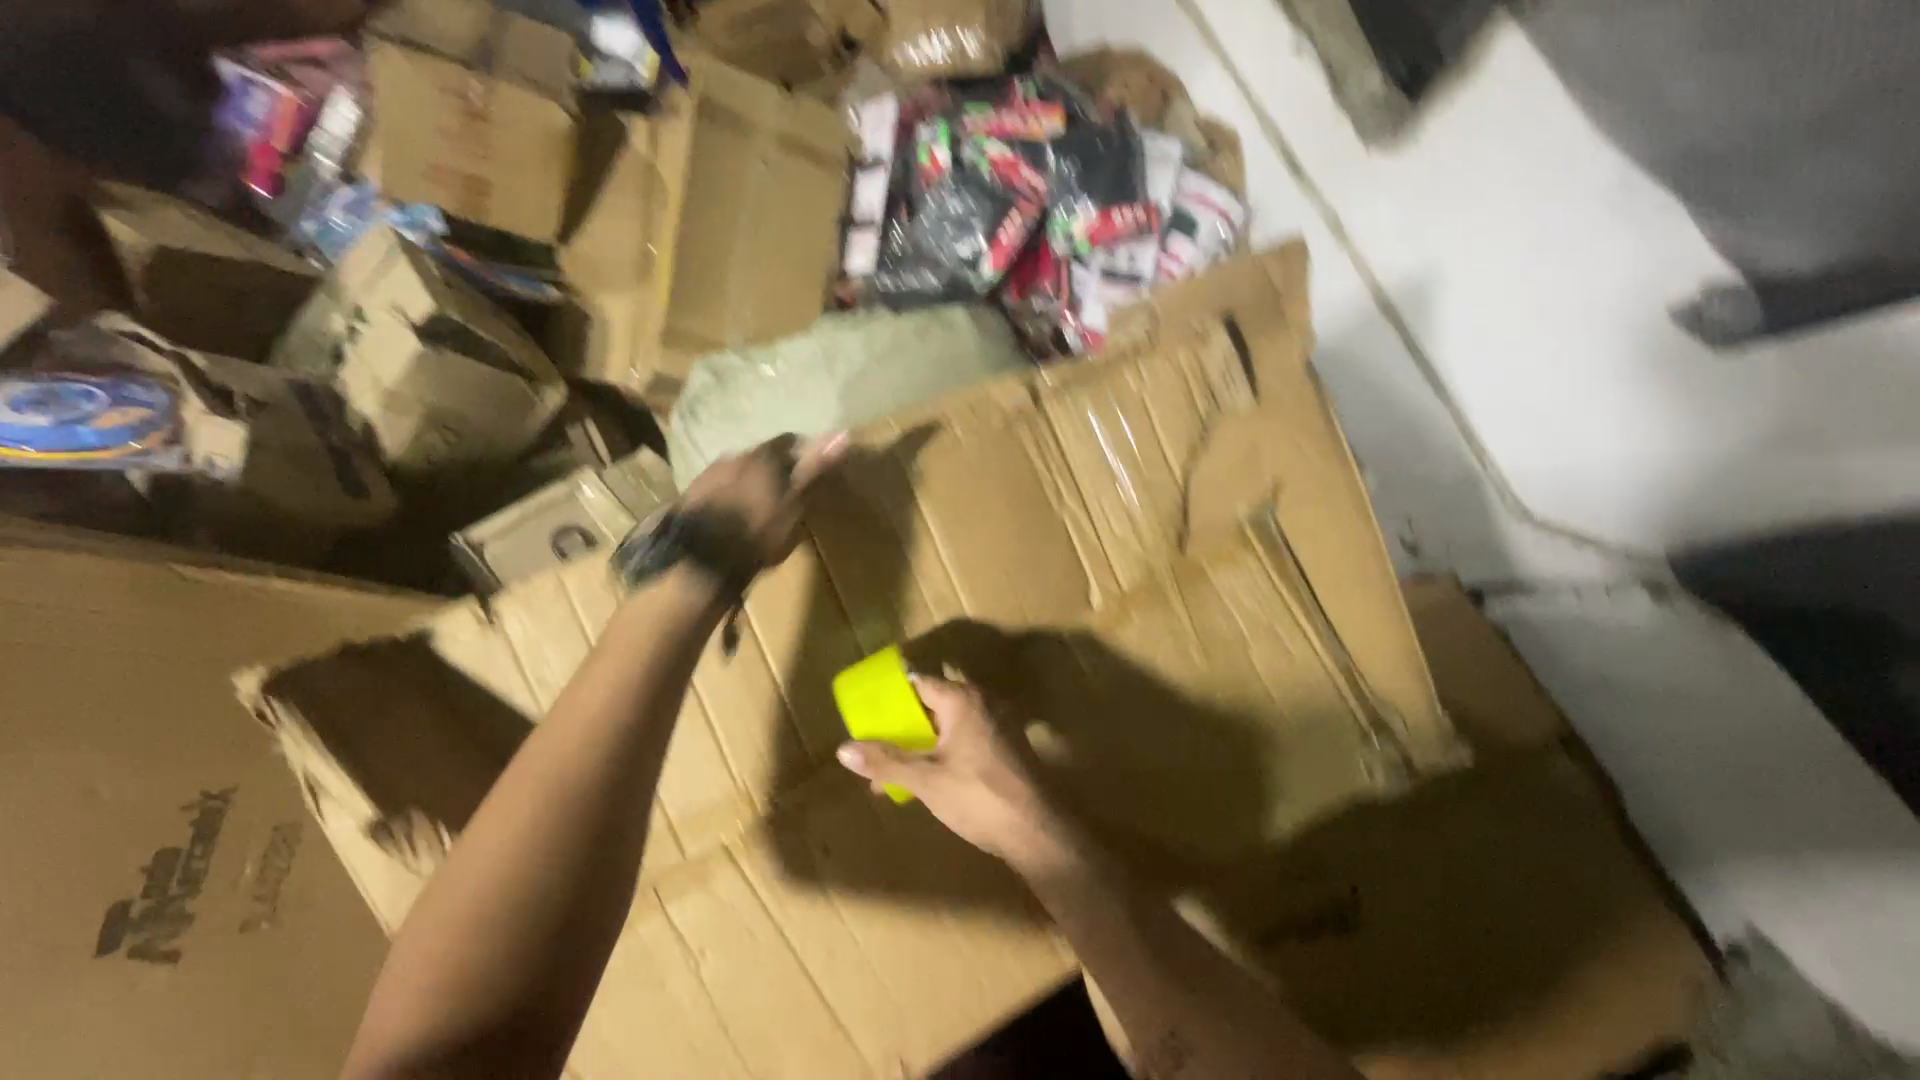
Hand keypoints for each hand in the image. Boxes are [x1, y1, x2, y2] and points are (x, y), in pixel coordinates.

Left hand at [679, 432, 849, 567]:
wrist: (700, 561)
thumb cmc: (757, 533)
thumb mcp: (794, 504)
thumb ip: (815, 469)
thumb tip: (843, 433)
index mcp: (763, 456)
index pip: (789, 441)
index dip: (803, 454)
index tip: (811, 471)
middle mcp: (735, 456)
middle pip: (761, 455)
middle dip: (774, 468)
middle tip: (786, 492)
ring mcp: (710, 474)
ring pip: (738, 470)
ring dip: (750, 482)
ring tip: (759, 506)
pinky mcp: (692, 494)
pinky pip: (719, 487)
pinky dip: (731, 495)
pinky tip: (734, 515)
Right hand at [836, 673, 1083, 874]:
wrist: (1036, 831)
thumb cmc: (978, 797)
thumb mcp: (925, 780)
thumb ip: (886, 762)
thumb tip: (843, 750)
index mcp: (963, 700)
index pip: (918, 683)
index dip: (891, 697)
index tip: (867, 712)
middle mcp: (984, 703)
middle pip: (934, 704)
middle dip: (904, 726)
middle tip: (876, 744)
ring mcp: (1001, 725)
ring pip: (951, 726)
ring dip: (924, 745)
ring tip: (894, 771)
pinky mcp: (1008, 748)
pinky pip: (968, 740)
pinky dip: (945, 753)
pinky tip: (928, 781)